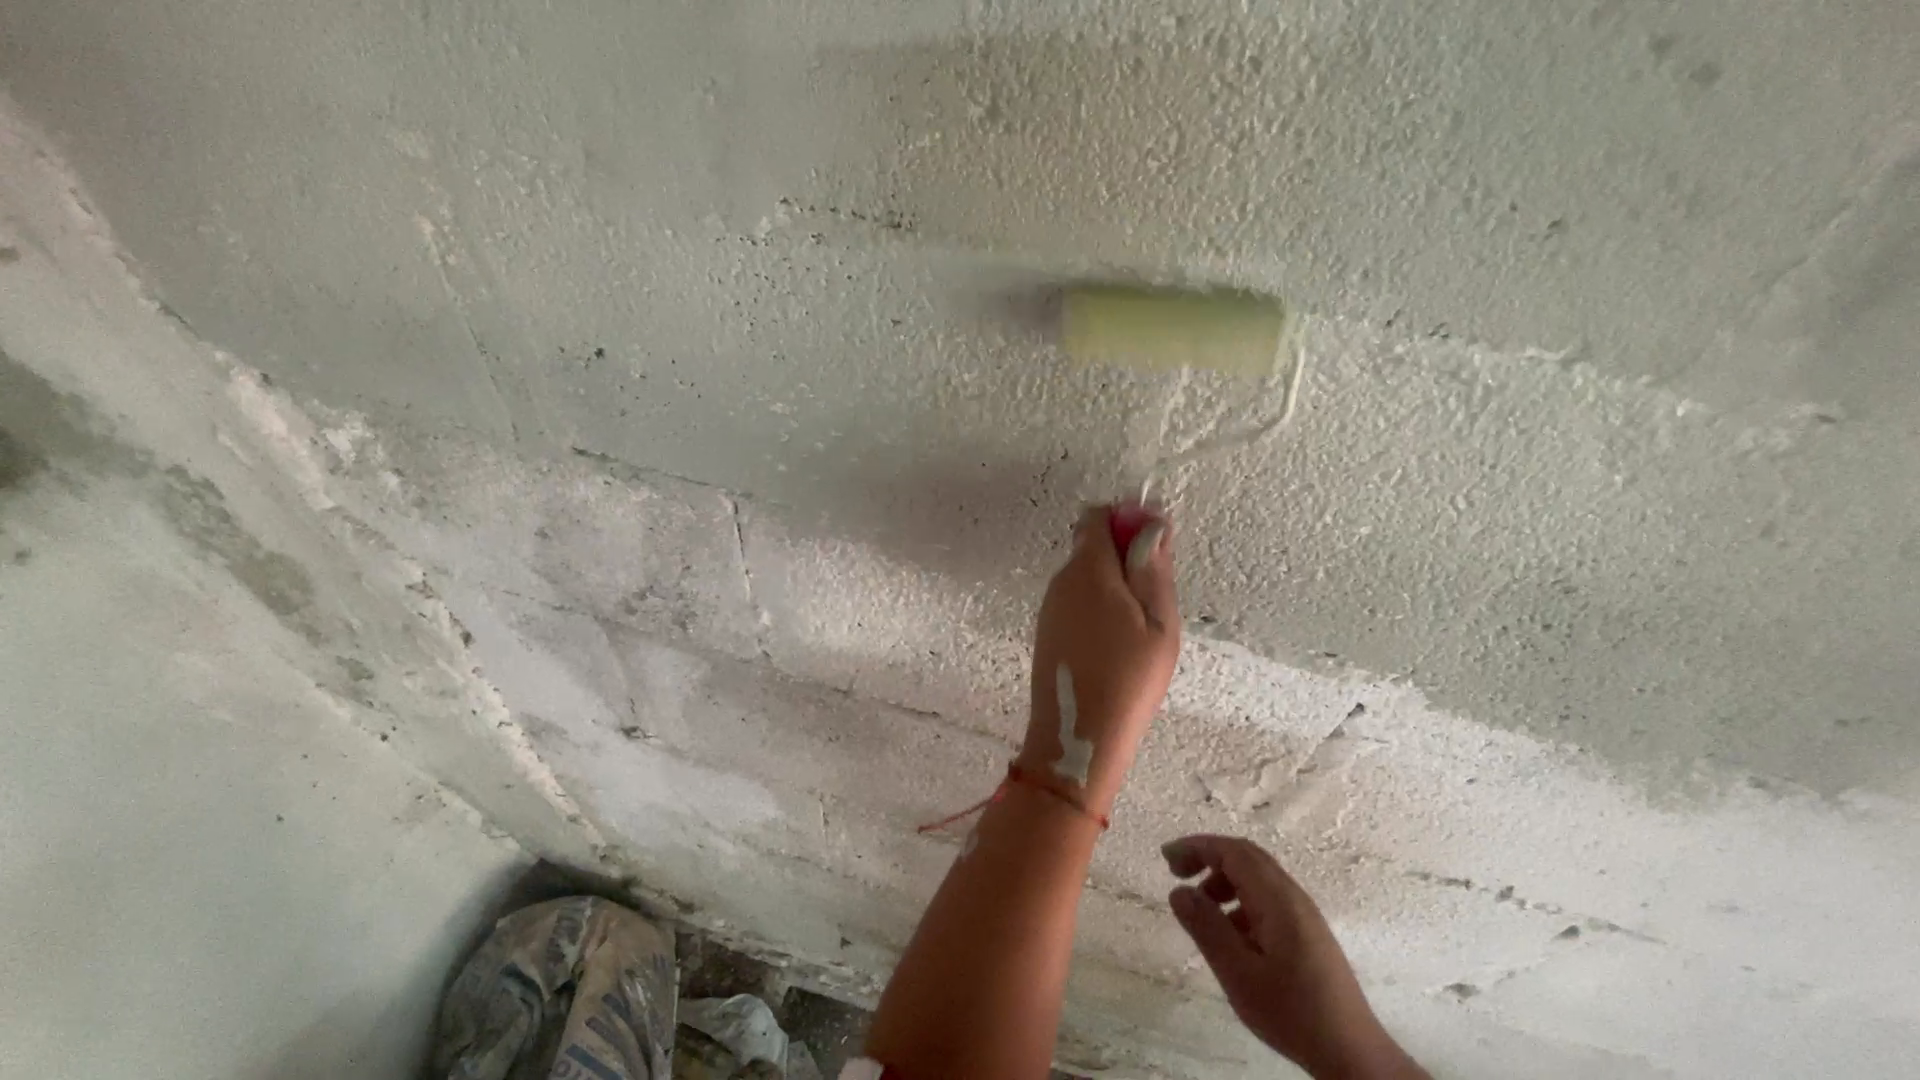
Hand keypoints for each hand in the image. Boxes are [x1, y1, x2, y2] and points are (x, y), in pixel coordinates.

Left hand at [1017, 503, 1178, 814]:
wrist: (1078, 738)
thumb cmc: (1129, 680)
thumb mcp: (1159, 622)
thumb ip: (1152, 568)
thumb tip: (1151, 524)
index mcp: (1088, 570)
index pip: (1098, 516)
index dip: (1128, 519)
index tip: (1156, 545)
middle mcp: (1061, 581)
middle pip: (1092, 544)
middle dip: (1125, 555)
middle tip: (1156, 596)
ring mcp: (1050, 606)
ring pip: (1086, 574)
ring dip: (1114, 584)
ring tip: (1141, 628)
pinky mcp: (1048, 630)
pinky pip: (1077, 600)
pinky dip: (1100, 606)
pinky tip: (1118, 643)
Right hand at [1164, 835, 1428, 1079]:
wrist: (1351, 1052)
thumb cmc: (1291, 1011)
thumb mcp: (1238, 973)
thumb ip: (1207, 928)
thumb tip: (1178, 891)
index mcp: (1278, 900)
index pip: (1233, 852)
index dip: (1197, 847)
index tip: (1167, 859)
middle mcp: (1294, 897)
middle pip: (1247, 857)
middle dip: (1208, 857)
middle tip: (1176, 874)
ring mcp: (1305, 915)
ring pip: (1258, 879)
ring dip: (1224, 881)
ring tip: (1201, 911)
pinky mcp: (1308, 934)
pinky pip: (1268, 900)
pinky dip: (1240, 901)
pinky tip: (1231, 936)